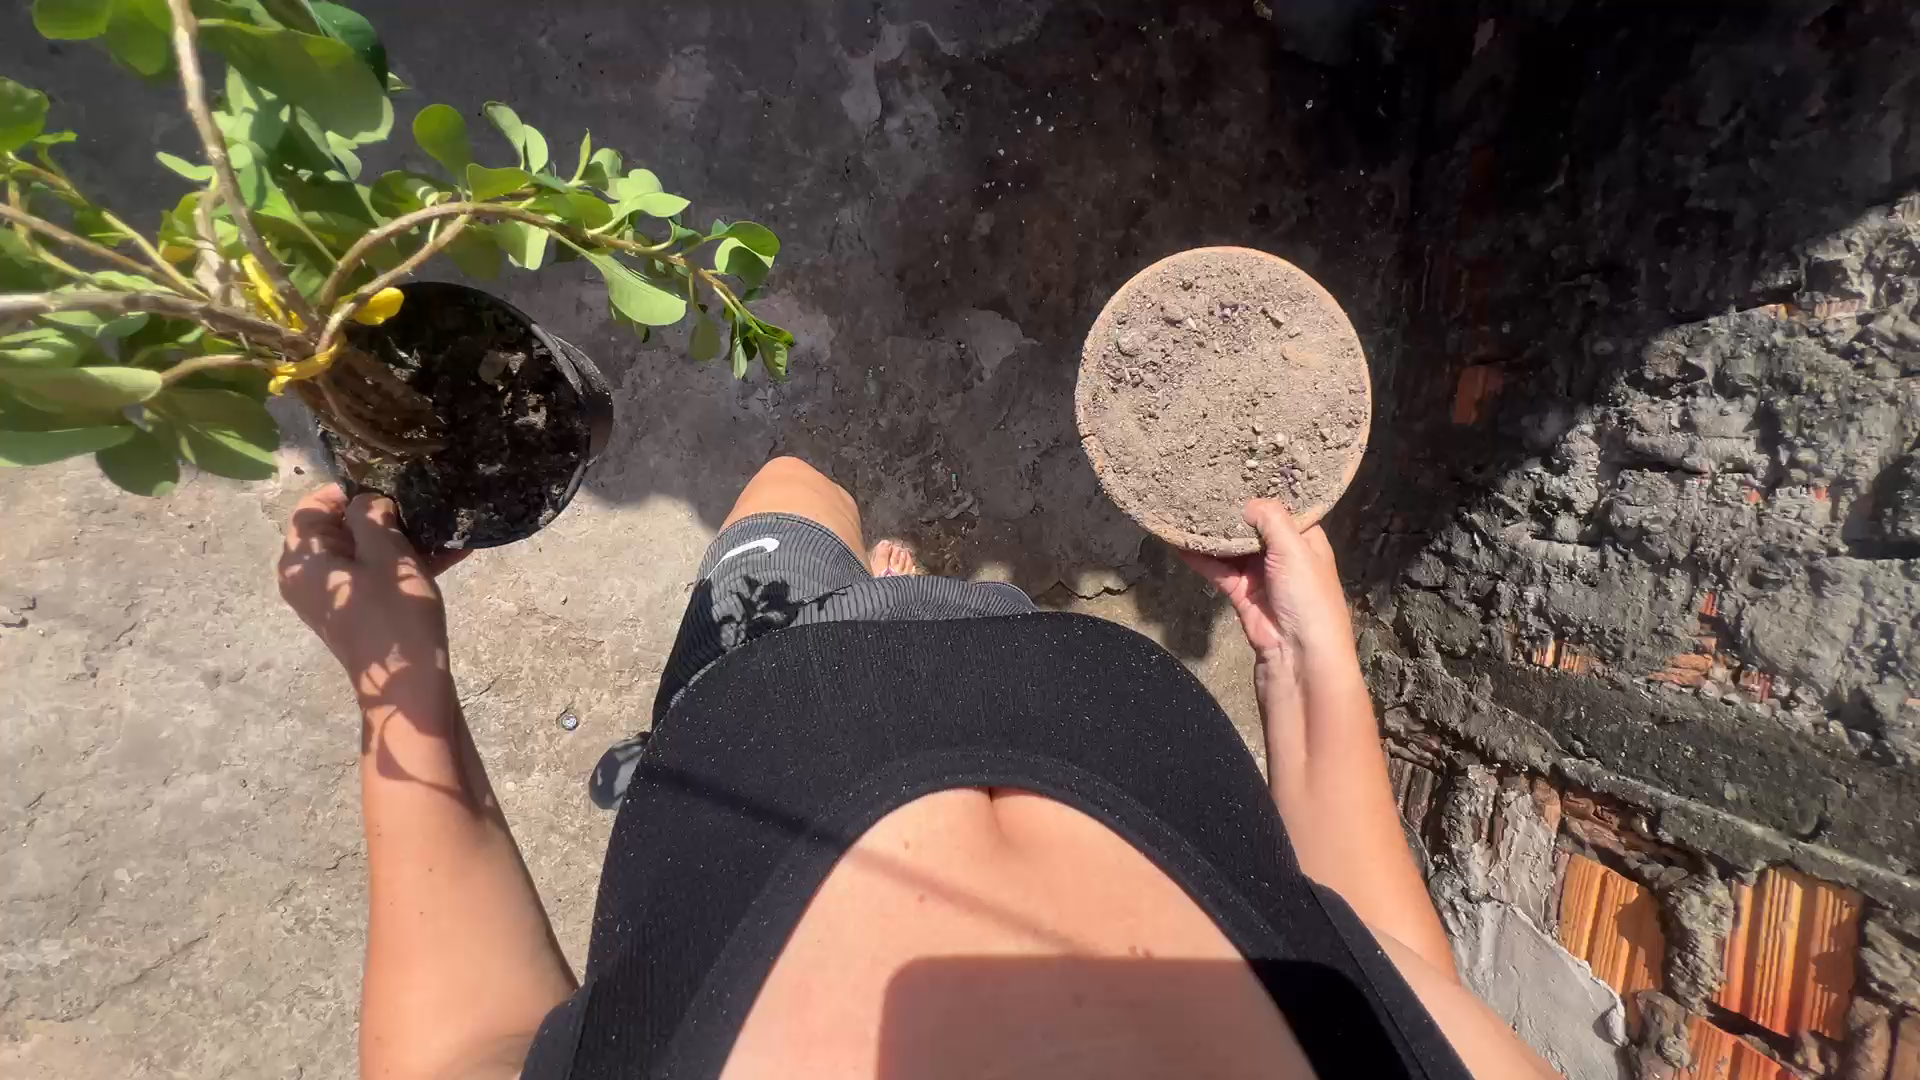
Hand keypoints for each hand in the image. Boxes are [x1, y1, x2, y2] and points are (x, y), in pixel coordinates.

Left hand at [276, 484, 468, 703]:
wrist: (407, 680)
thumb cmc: (395, 613)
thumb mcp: (389, 556)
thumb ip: (372, 519)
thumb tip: (369, 502)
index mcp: (302, 560)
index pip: (311, 508)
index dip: (348, 491)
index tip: (390, 486)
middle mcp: (306, 577)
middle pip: (338, 531)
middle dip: (381, 516)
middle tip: (421, 508)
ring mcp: (332, 597)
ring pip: (363, 554)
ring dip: (401, 540)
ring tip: (442, 530)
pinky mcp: (357, 612)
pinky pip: (376, 576)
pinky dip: (405, 564)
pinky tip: (450, 555)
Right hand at [1178, 499, 1355, 670]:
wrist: (1298, 655)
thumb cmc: (1307, 597)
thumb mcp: (1295, 550)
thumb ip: (1271, 520)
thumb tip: (1247, 502)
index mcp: (1305, 540)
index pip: (1282, 509)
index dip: (1260, 493)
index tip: (1235, 472)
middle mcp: (1282, 554)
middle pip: (1251, 526)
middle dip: (1229, 511)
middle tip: (1202, 486)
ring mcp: (1259, 574)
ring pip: (1230, 547)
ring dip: (1210, 534)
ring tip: (1185, 509)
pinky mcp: (1239, 593)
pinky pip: (1216, 569)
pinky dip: (1199, 557)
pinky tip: (1178, 541)